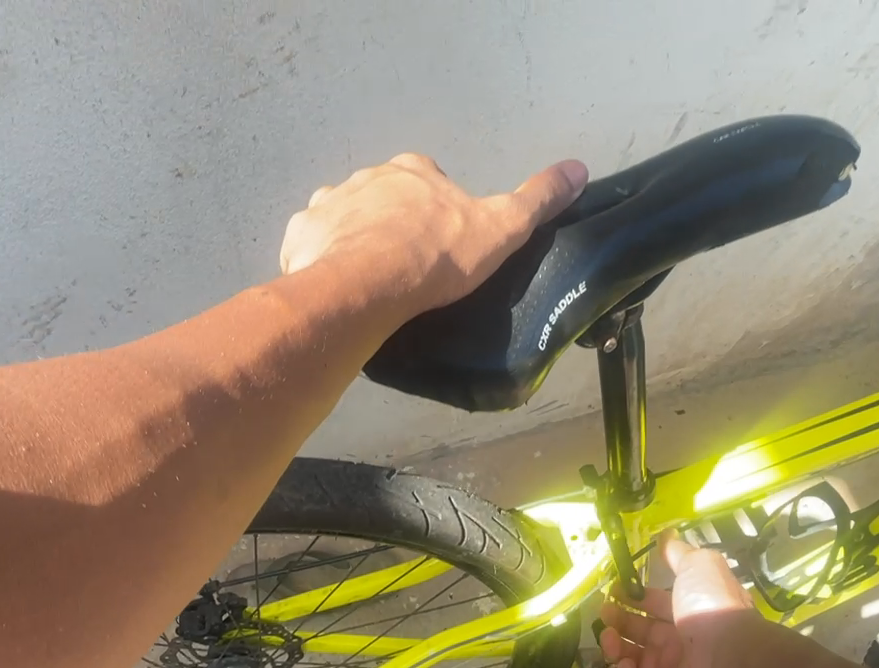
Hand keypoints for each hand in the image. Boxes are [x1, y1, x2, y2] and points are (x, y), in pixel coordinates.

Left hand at [279, 153, 587, 316]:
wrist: (369, 285)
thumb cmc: (437, 257)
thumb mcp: (500, 229)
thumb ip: (536, 200)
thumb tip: (578, 168)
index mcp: (413, 171)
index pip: (425, 183)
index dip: (431, 214)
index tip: (435, 248)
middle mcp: (366, 178)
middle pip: (380, 200)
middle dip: (388, 227)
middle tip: (400, 270)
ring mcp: (328, 204)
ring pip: (341, 221)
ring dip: (350, 243)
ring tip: (365, 284)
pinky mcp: (300, 235)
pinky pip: (310, 245)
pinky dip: (318, 261)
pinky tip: (332, 288)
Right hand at [598, 534, 764, 667]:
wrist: (730, 659)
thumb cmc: (712, 609)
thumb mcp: (699, 567)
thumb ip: (679, 554)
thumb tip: (666, 536)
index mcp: (685, 613)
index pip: (651, 605)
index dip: (630, 598)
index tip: (611, 591)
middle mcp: (676, 643)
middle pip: (636, 633)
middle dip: (616, 622)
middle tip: (603, 615)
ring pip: (628, 661)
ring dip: (613, 649)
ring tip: (610, 640)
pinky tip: (622, 666)